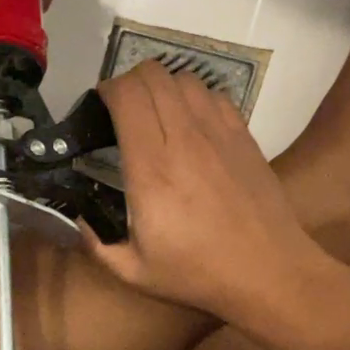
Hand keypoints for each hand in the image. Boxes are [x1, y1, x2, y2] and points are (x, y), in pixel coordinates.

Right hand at [83, 60, 322, 315]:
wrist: (269, 271)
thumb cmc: (199, 274)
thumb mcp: (134, 273)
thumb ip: (96, 242)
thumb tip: (80, 217)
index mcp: (151, 170)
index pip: (127, 97)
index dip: (107, 91)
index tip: (99, 109)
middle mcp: (184, 140)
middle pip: (153, 75)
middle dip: (130, 83)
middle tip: (122, 109)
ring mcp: (219, 133)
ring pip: (184, 79)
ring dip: (163, 87)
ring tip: (156, 113)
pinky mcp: (244, 136)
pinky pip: (214, 95)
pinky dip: (195, 98)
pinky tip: (191, 124)